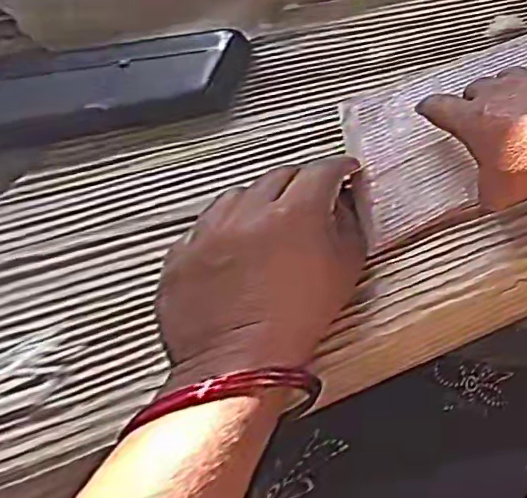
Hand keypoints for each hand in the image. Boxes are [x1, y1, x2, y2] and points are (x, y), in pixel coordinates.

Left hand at [156, 158, 365, 389]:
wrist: (243, 359)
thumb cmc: (302, 311)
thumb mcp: (348, 258)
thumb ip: (348, 218)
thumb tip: (343, 198)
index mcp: (297, 212)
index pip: (323, 169)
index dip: (341, 168)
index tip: (347, 172)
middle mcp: (250, 215)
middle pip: (280, 175)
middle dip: (302, 179)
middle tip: (314, 192)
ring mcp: (209, 235)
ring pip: (238, 194)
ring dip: (261, 197)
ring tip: (272, 214)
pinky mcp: (179, 257)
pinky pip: (205, 224)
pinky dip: (227, 223)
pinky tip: (240, 238)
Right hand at [416, 66, 526, 209]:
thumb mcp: (496, 191)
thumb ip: (483, 188)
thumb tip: (484, 198)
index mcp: (473, 118)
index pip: (439, 106)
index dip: (432, 108)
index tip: (430, 108)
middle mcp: (498, 92)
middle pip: (477, 87)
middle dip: (476, 99)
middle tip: (482, 114)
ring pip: (510, 75)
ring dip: (510, 86)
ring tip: (515, 99)